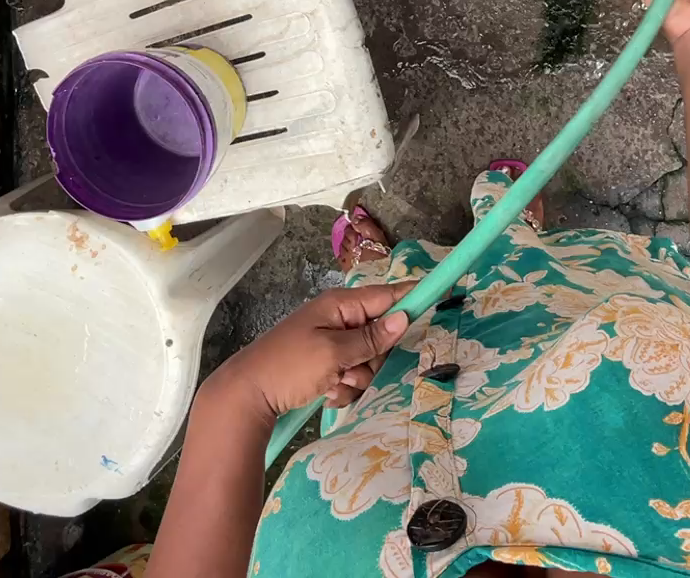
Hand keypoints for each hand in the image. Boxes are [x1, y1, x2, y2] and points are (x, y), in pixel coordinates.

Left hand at [209, 281, 416, 417]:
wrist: (247, 396)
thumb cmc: (288, 367)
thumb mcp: (333, 353)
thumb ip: (370, 338)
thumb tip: (403, 317)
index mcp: (340, 305)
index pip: (386, 295)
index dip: (412, 297)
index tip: (442, 294)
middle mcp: (337, 319)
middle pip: (380, 333)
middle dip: (374, 356)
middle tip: (354, 367)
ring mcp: (330, 343)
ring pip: (367, 359)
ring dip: (357, 376)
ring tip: (333, 384)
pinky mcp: (324, 365)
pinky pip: (351, 374)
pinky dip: (343, 386)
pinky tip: (326, 393)